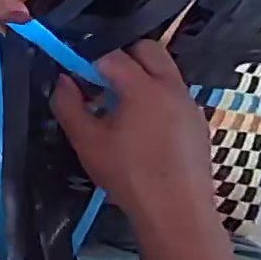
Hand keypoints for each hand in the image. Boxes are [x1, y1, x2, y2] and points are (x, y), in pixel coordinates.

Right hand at [50, 40, 219, 241]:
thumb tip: (63, 80)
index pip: (112, 55)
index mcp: (143, 88)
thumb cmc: (127, 173)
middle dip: (119, 55)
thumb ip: (68, 104)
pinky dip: (152, 94)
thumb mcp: (85, 139)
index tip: (72, 71)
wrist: (176, 210)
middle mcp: (172, 87)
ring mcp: (189, 103)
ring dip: (137, 74)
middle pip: (147, 49)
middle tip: (96, 78)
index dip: (87, 58)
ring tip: (115, 103)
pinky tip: (137, 125)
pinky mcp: (197, 121)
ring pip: (163, 70)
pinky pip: (172, 92)